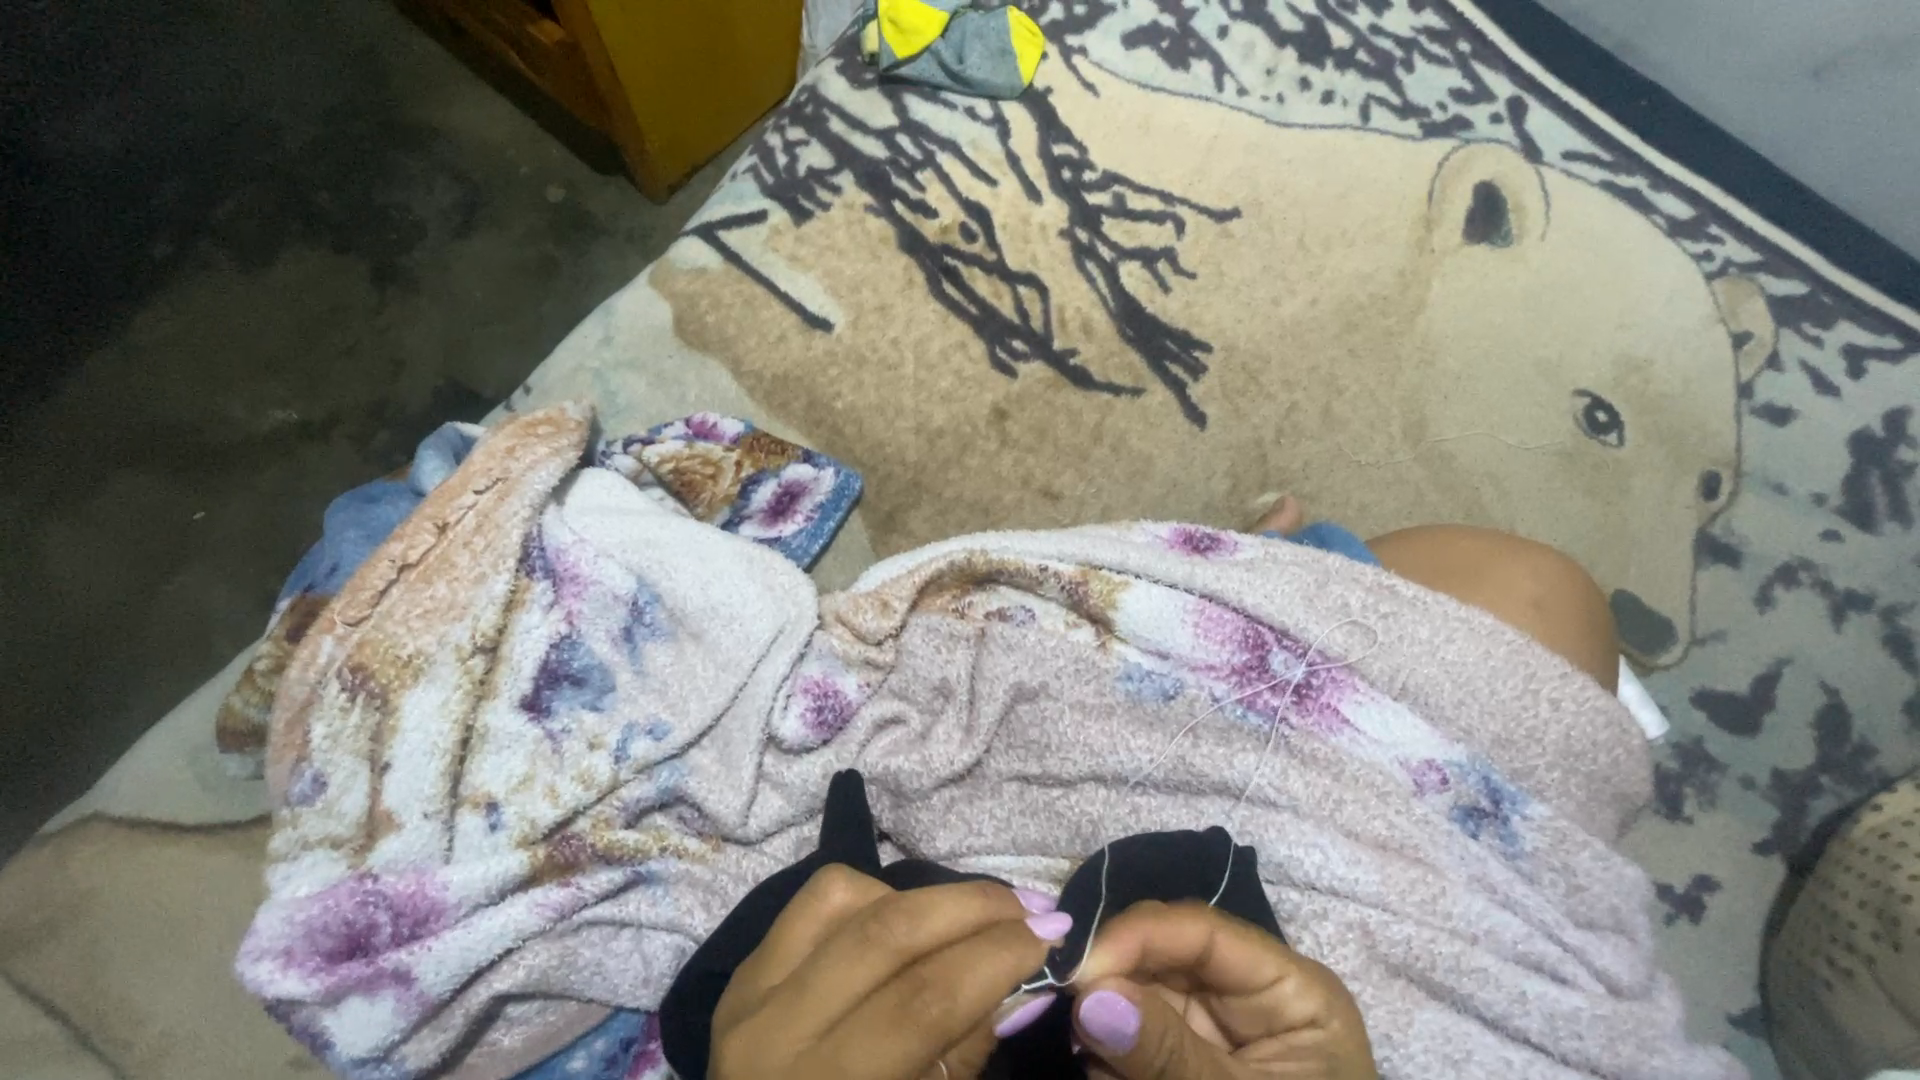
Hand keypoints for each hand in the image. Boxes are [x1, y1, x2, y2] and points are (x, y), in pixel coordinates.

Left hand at [709, 865, 1070, 1079]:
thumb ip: (968, 1045)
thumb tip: (1026, 971)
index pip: (924, 1000)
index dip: (997, 956)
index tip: (1054, 932)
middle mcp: (777, 1034)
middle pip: (888, 935)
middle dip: (973, 907)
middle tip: (1031, 904)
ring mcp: (752, 991)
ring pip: (848, 897)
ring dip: (926, 896)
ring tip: (973, 913)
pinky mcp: (746, 967)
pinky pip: (818, 899)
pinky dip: (872, 892)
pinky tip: (902, 916)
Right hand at [1070, 901, 1376, 1079]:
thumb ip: (1168, 1054)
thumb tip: (1088, 996)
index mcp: (1290, 989)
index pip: (1202, 929)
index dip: (1136, 935)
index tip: (1078, 971)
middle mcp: (1251, 991)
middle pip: (1165, 951)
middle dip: (1114, 977)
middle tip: (1071, 1016)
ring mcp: (1219, 1024)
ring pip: (1142, 987)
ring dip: (1106, 1017)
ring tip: (1094, 1061)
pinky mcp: (1191, 1055)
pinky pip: (1138, 1030)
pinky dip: (1111, 1050)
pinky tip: (1103, 1072)